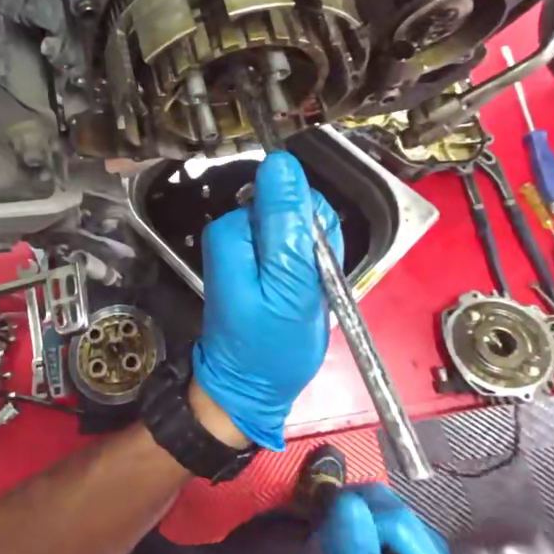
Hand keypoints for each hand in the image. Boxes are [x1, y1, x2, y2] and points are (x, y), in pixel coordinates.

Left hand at [192, 151, 342, 449]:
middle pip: (297, 206)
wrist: (254, 390)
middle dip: (318, 240)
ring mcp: (249, 246)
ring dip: (319, 255)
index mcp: (235, 231)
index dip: (314, 225)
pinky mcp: (263, 260)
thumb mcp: (288, 284)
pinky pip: (300, 245)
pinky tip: (310, 289)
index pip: (289, 193)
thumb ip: (288, 222)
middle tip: (316, 281)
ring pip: (304, 225)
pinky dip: (313, 265)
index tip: (316, 263)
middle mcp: (237, 230)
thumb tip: (282, 163)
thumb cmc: (271, 345)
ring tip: (312, 289)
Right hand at [320, 486, 471, 553]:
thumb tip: (346, 502)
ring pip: (394, 515)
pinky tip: (350, 543)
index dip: (365, 518)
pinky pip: (389, 528)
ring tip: (338, 535)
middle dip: (363, 513)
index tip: (333, 526)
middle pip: (400, 515)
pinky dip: (365, 527)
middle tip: (332, 525)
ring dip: (362, 518)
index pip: (401, 526)